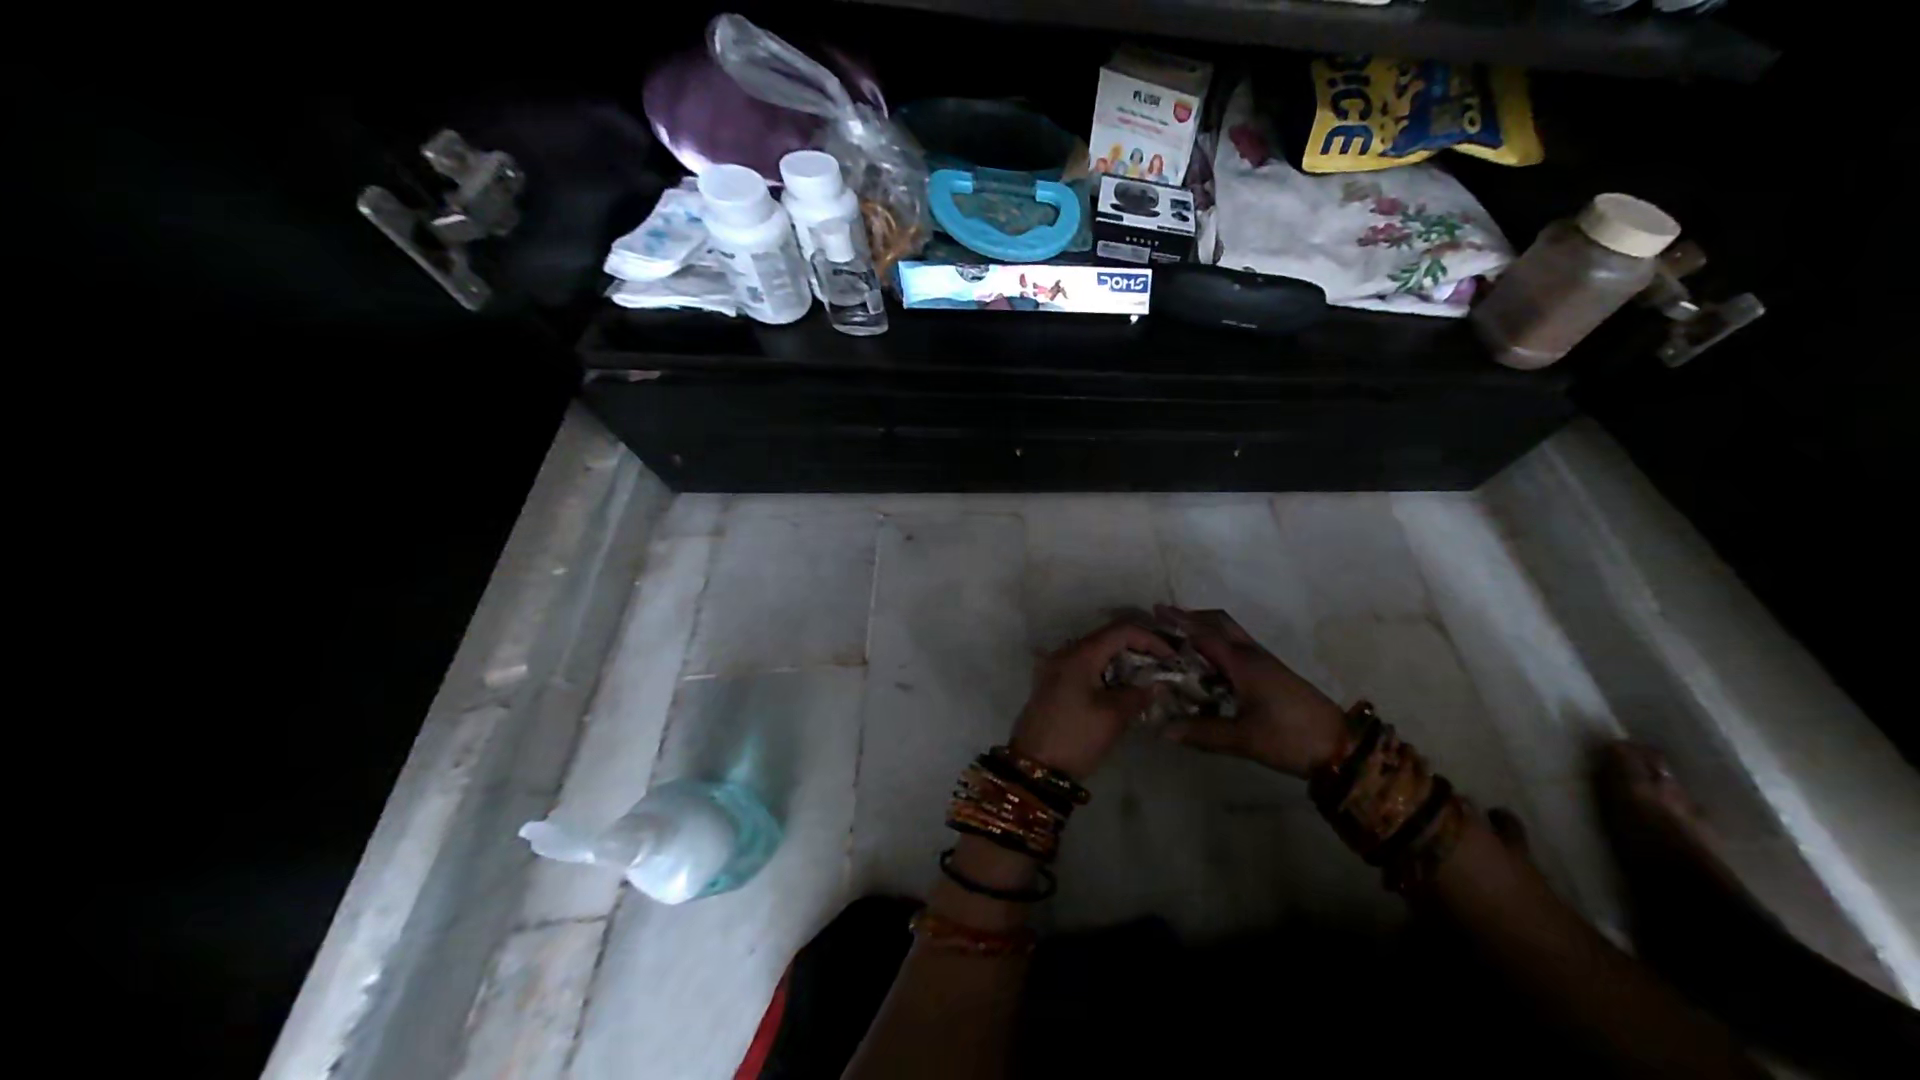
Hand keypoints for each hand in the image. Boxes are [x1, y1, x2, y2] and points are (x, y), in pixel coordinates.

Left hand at [1009, 619, 1174, 779]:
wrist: (1034, 766)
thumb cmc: (1075, 737)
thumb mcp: (1113, 716)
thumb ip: (1138, 694)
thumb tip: (1156, 685)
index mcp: (1080, 654)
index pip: (1121, 630)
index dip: (1151, 639)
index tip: (1172, 658)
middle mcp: (1065, 653)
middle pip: (1108, 637)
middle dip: (1139, 648)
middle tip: (1164, 665)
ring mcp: (1056, 667)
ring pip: (1097, 652)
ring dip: (1123, 660)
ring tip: (1149, 676)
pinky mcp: (1053, 683)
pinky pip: (1086, 666)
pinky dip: (1107, 671)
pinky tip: (1124, 687)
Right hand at [1154, 605, 1348, 777]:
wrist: (1340, 746)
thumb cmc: (1289, 737)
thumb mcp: (1243, 739)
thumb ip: (1202, 733)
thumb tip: (1163, 729)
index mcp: (1243, 664)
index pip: (1205, 634)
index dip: (1179, 622)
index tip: (1156, 612)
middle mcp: (1253, 655)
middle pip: (1220, 623)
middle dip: (1192, 617)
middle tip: (1165, 620)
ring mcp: (1265, 663)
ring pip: (1231, 633)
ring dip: (1206, 628)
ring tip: (1181, 638)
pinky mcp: (1272, 674)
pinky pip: (1238, 646)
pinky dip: (1218, 643)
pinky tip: (1208, 663)